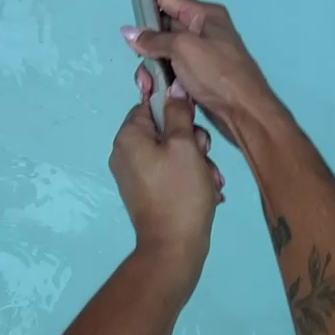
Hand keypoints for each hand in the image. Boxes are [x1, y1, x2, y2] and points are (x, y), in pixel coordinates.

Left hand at [110, 66, 224, 296]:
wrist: (173, 248)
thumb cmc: (179, 191)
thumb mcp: (185, 146)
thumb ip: (178, 113)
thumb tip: (173, 86)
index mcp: (128, 137)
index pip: (149, 106)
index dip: (175, 110)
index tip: (195, 122)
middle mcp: (124, 153)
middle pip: (162, 131)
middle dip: (190, 141)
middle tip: (206, 157)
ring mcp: (133, 175)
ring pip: (170, 154)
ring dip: (195, 163)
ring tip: (211, 181)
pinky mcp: (144, 193)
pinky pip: (168, 174)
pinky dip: (188, 179)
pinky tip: (207, 192)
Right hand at [122, 0, 278, 141]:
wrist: (245, 113)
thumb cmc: (217, 73)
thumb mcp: (183, 48)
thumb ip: (154, 39)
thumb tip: (129, 32)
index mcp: (204, 15)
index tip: (128, 4)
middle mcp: (201, 30)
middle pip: (161, 27)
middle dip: (146, 43)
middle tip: (138, 59)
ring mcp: (199, 54)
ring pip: (162, 52)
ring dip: (151, 67)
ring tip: (149, 84)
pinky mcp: (196, 76)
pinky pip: (170, 71)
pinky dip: (161, 79)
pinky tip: (157, 91)